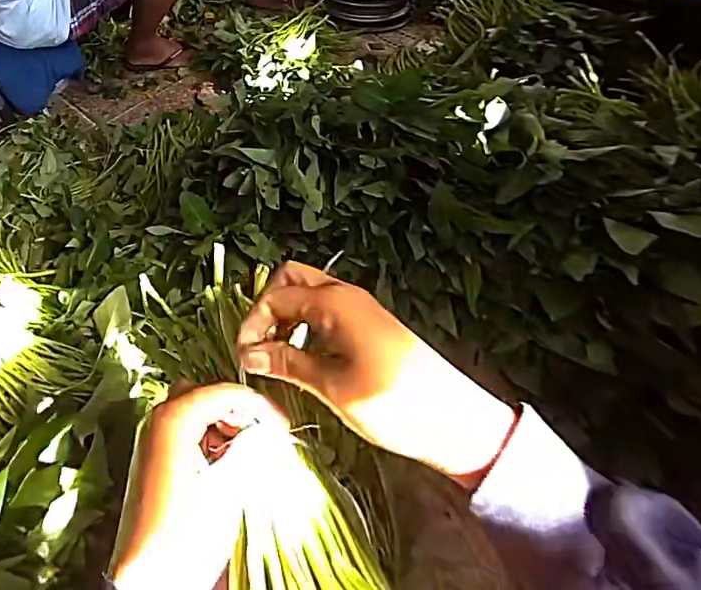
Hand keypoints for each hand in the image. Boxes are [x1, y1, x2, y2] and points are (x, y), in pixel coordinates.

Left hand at [109, 383, 277, 589]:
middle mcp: (159, 418)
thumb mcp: (228, 489)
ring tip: (249, 451)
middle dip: (237, 410)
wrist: (148, 579)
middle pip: (206, 394)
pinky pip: (186, 432)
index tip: (282, 424)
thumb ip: (251, 450)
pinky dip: (209, 438)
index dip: (257, 404)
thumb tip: (272, 431)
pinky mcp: (154, 458)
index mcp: (174, 417)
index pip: (224, 391)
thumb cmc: (184, 534)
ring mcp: (152, 437)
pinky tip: (226, 464)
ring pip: (195, 412)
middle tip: (265, 434)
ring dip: (224, 424)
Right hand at [237, 262, 516, 482]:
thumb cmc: (395, 404)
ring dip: (286, 312)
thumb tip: (249, 354)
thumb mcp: (333, 387)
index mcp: (334, 302)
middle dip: (267, 305)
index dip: (252, 325)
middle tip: (259, 343)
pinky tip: (303, 354)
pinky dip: (305, 320)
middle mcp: (345, 294)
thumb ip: (287, 363)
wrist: (457, 421)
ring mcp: (358, 305)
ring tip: (277, 352)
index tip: (243, 357)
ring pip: (307, 290)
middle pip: (290, 278)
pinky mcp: (368, 322)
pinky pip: (324, 306)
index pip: (275, 298)